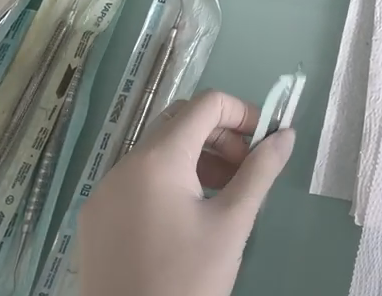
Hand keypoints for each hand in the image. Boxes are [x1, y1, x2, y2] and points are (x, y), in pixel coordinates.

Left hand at [79, 90, 295, 295]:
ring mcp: (104, 193)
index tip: (263, 143)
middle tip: (246, 170)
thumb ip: (260, 171)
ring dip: (196, 157)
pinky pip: (137, 179)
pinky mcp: (95, 220)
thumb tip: (287, 134)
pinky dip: (169, 180)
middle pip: (180, 121)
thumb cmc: (187, 282)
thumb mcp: (232, 224)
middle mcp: (124, 166)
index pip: (206, 104)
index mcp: (157, 159)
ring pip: (158, 150)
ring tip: (223, 194)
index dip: (241, 113)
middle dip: (220, 135)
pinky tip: (188, 218)